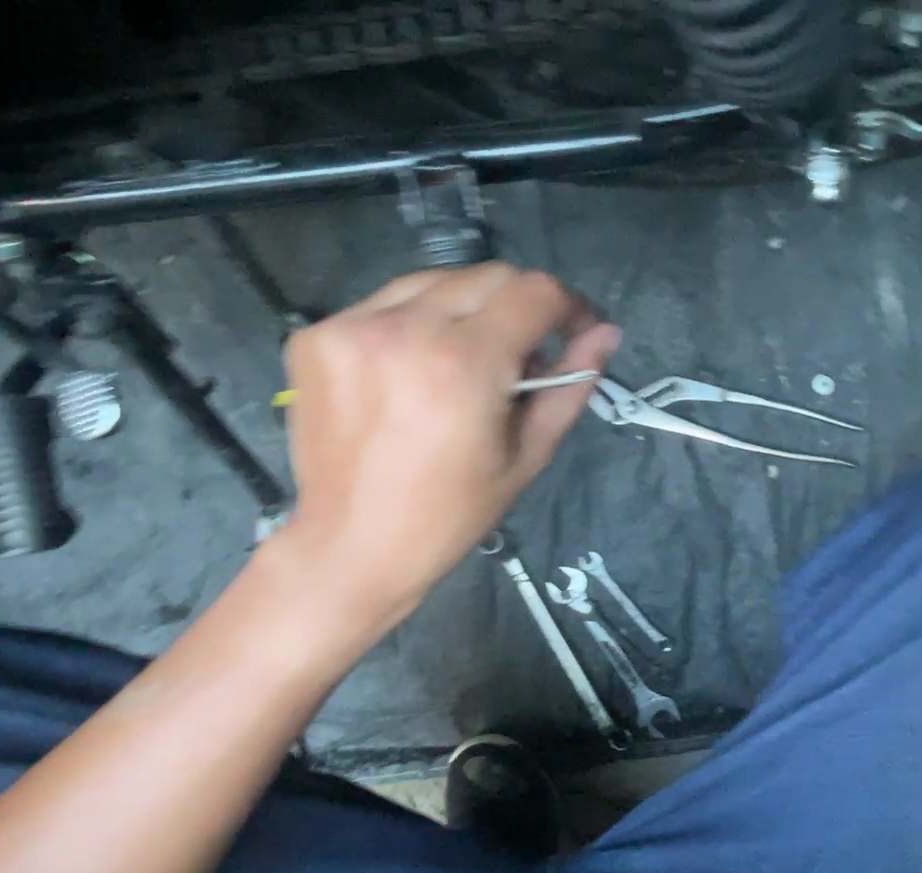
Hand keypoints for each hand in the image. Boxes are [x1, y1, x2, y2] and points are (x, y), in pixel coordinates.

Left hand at [272, 263, 620, 623]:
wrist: (353, 546)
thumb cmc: (450, 515)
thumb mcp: (525, 457)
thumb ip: (569, 388)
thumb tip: (605, 334)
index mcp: (467, 363)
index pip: (535, 292)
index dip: (570, 305)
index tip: (578, 329)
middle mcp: (407, 328)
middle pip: (488, 277)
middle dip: (521, 306)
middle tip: (525, 353)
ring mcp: (353, 326)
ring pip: (434, 283)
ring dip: (466, 310)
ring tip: (467, 361)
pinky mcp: (316, 335)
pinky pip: (385, 306)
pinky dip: (414, 325)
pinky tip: (415, 370)